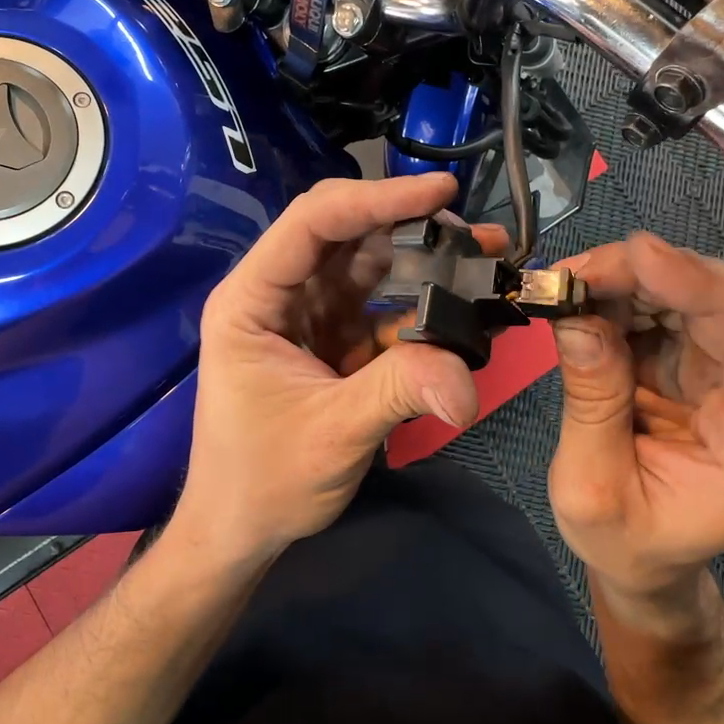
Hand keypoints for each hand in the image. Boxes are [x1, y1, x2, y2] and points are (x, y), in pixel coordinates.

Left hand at [173, 174, 483, 564]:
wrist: (241, 530)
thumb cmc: (263, 480)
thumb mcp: (331, 435)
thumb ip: (397, 392)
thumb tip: (469, 381)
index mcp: (252, 298)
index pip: (313, 222)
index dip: (377, 198)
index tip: (441, 192)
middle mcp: (278, 292)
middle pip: (344, 231)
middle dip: (408, 224)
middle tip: (471, 231)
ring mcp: (308, 314)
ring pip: (369, 264)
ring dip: (422, 258)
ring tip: (482, 257)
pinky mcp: (334, 338)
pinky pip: (382, 305)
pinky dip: (422, 303)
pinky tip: (463, 306)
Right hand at [548, 233, 723, 618]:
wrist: (642, 564)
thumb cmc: (626, 545)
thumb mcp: (591, 490)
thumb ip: (591, 404)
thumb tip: (575, 318)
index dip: (706, 291)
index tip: (640, 255)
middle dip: (655, 275)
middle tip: (580, 269)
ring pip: (698, 300)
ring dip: (634, 279)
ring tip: (571, 281)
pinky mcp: (698, 367)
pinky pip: (670, 312)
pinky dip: (625, 295)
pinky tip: (586, 296)